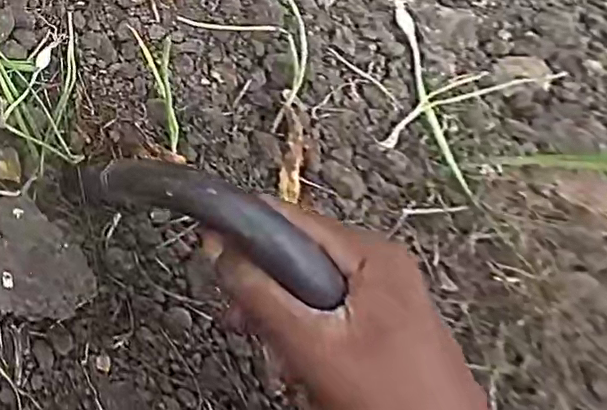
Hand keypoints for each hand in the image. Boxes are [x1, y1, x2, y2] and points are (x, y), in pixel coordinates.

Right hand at [207, 202, 486, 409]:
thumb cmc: (393, 404)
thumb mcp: (311, 345)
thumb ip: (258, 291)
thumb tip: (217, 249)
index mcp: (372, 252)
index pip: (284, 216)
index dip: (241, 233)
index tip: (212, 253)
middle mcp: (380, 262)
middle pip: (292, 253)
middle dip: (262, 286)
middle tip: (241, 316)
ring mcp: (385, 293)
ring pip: (305, 284)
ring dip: (278, 313)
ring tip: (267, 343)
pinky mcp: (385, 322)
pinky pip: (325, 308)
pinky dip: (302, 328)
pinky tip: (294, 357)